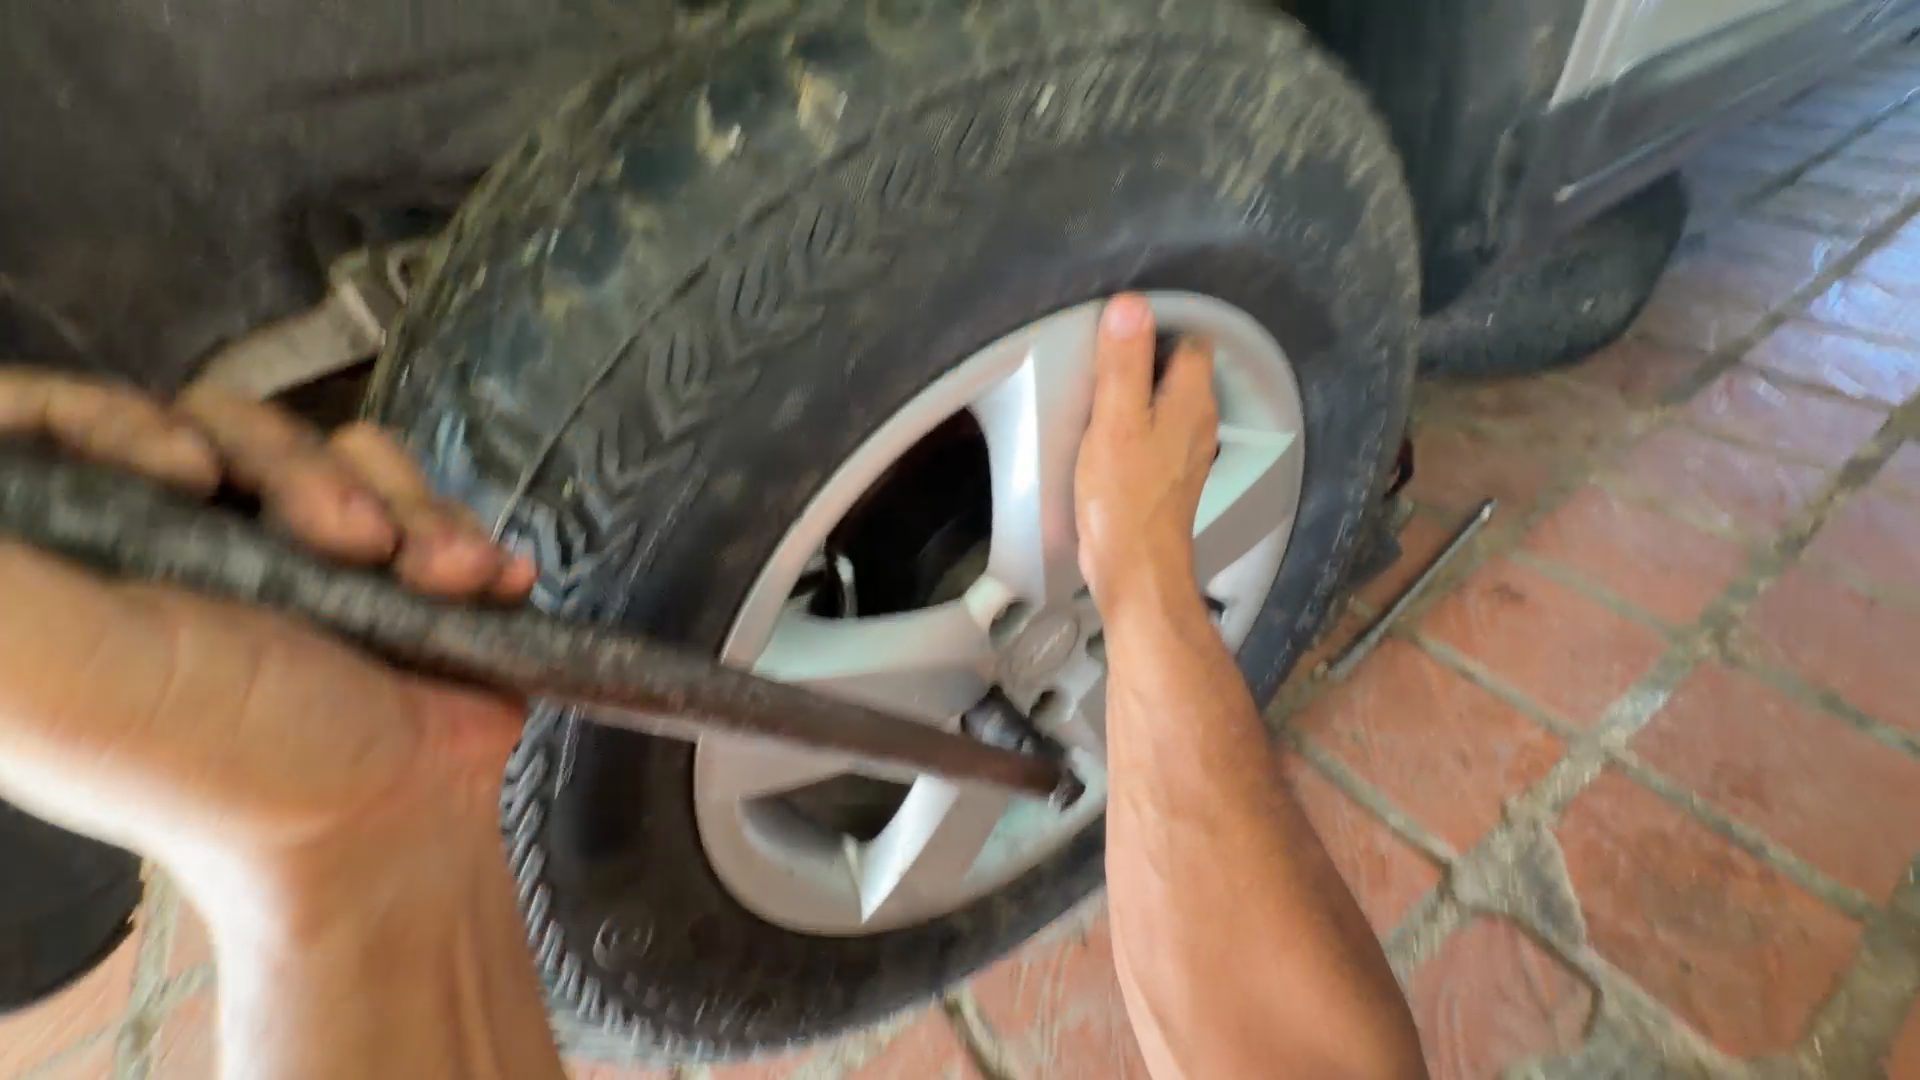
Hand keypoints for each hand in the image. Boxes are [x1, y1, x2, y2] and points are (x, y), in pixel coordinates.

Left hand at [0, 371, 535, 919]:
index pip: (55, 426)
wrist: (400, 813)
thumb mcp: (70, 684)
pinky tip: (490, 581)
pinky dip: (466, 535)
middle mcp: (195, 543)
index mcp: (93, 560)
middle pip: (234, 427)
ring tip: (448, 577)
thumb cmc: (237, 763)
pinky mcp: (403, 564)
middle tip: (357, 545)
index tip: (191, 475)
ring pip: (349, 456)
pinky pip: (430, 498)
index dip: (117, 418)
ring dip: (416, 512)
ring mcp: (312, 552)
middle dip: (312, 478)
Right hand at [1074, 294, 1218, 623]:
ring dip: (1139, 392)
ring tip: (1098, 393)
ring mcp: (1187, 451)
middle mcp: (1200, 420)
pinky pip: (1157, 431)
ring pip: (1167, 402)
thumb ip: (1123, 364)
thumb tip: (1130, 304)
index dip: (1157, 328)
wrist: (1135, 566)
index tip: (1117, 332)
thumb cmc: (1124, 495)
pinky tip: (1107, 433)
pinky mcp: (1169, 475)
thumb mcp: (1116, 421)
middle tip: (1099, 360)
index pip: (1191, 339)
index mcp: (1192, 399)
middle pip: (1180, 369)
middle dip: (1146, 357)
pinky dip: (1137, 423)